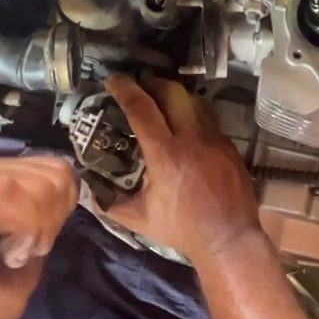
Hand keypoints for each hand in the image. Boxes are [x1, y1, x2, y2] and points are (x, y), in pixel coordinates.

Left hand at [0, 159, 77, 318]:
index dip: (21, 227)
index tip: (11, 259)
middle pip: (25, 182)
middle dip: (38, 226)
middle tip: (19, 256)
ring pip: (48, 175)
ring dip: (50, 217)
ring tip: (25, 244)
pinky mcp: (9, 166)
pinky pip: (56, 171)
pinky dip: (59, 203)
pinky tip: (37, 225)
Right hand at [104, 74, 262, 262]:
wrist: (229, 237)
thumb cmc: (183, 229)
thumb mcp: (139, 219)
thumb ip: (110, 202)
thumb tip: (88, 189)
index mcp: (165, 154)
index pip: (142, 109)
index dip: (125, 89)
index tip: (113, 80)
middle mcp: (192, 139)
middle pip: (172, 93)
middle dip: (152, 82)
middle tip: (138, 84)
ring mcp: (215, 140)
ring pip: (194, 102)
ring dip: (174, 96)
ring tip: (159, 99)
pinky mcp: (229, 146)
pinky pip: (208, 119)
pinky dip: (192, 114)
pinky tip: (183, 124)